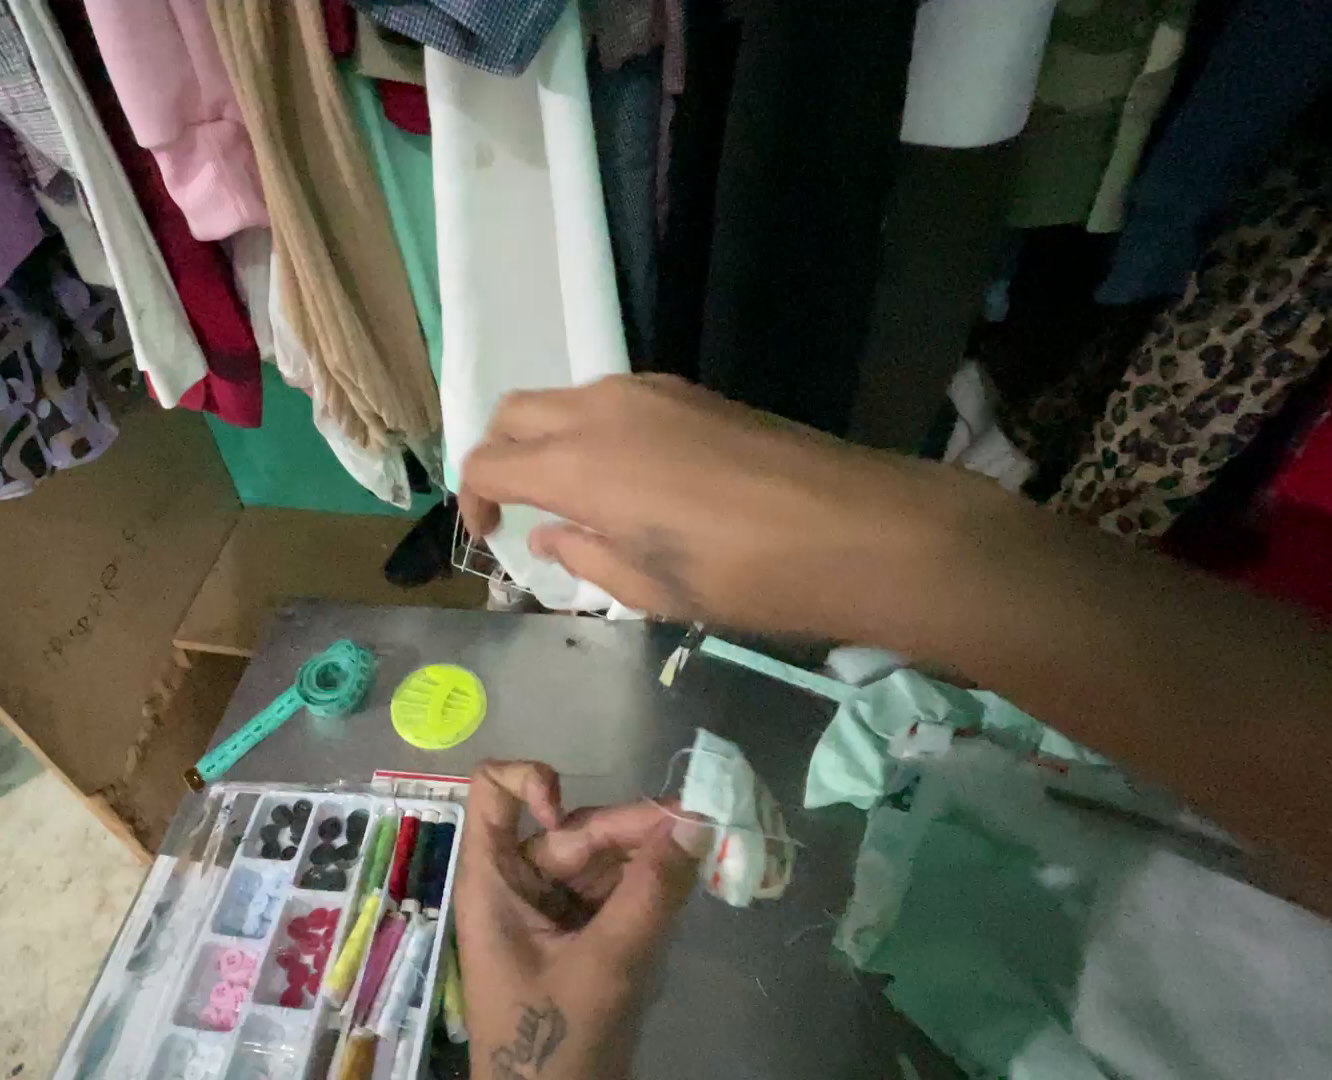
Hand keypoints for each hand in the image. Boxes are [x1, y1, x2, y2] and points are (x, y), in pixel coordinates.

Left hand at [455, 761, 699, 1079]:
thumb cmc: (555, 1046)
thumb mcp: (606, 967)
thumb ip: (651, 894)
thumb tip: (694, 822)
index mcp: (493, 878)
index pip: (493, 791)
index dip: (528, 780)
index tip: (566, 810)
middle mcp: (516, 881)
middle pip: (569, 830)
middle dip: (628, 827)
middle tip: (699, 820)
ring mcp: (548, 907)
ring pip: (599, 859)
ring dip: (647, 853)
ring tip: (704, 842)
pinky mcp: (577, 932)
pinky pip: (611, 891)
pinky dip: (645, 885)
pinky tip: (684, 877)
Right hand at [459, 374, 1010, 643]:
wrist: (857, 528)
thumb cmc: (741, 576)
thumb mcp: (645, 587)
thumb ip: (581, 553)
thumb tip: (547, 534)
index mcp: (578, 465)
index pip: (488, 462)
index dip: (473, 499)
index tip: (491, 534)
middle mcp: (600, 411)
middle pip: (512, 413)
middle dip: (497, 455)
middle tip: (515, 505)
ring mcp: (647, 392)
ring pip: (562, 399)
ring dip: (544, 439)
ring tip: (572, 494)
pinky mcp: (686, 391)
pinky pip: (610, 400)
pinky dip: (590, 430)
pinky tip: (625, 475)